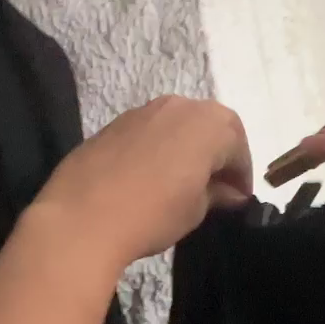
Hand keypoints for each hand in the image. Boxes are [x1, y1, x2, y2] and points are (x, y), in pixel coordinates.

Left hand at [34, 95, 253, 268]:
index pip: (238, 146)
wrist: (83, 217)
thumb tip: (228, 193)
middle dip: (217, 155)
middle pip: (208, 126)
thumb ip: (216, 194)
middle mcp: (178, 106)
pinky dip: (157, 151)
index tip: (239, 200)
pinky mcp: (112, 125)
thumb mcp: (195, 210)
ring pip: (176, 126)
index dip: (241, 175)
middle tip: (216, 190)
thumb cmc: (153, 214)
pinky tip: (149, 179)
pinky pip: (148, 134)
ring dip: (186, 149)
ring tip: (182, 184)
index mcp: (208, 123)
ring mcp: (142, 111)